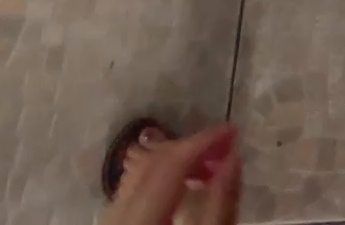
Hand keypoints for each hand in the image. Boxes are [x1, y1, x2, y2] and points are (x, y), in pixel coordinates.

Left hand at [105, 124, 242, 224]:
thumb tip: (234, 155)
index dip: (205, 139)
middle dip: (193, 147)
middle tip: (226, 145)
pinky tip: (185, 184)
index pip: (171, 161)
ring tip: (210, 166)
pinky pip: (133, 186)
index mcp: (138, 216)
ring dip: (178, 160)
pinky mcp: (113, 219)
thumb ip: (220, 205)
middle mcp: (115, 210)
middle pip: (153, 161)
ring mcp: (109, 215)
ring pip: (141, 171)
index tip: (234, 129)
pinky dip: (161, 176)